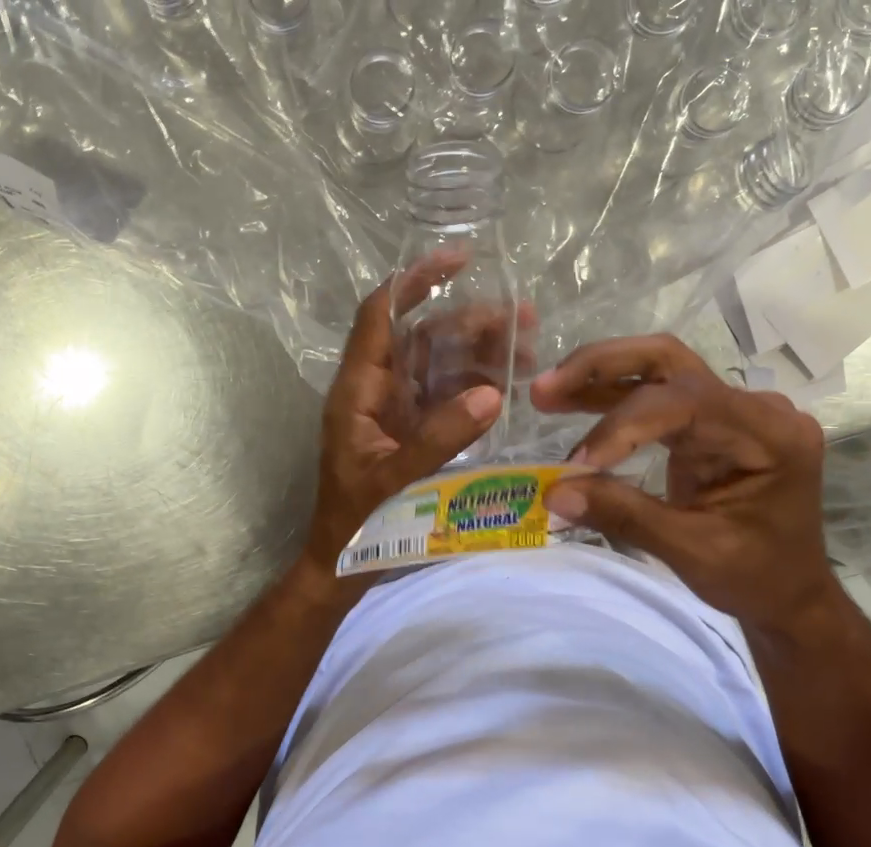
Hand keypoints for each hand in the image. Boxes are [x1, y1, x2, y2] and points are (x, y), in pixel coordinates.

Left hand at [301, 252, 509, 575]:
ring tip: (529, 348)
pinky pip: (446, 398)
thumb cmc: (355, 522)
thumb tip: (492, 393)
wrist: (341, 564)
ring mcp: (395, 414)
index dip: (414, 281)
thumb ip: (439, 438)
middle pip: (421, 337)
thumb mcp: (394, 480)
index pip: (380, 317)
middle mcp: (375, 393)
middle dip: (469, 321)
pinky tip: (509, 386)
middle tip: (524, 317)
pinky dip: (476, 388)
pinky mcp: (412, 435)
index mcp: (356, 392)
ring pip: (438, 366)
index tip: (460, 259)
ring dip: (480, 353)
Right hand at [531, 333, 840, 633]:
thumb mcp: (690, 551)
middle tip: (545, 389)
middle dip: (603, 368)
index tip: (576, 467)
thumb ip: (624, 515)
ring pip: (659, 370)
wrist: (790, 595)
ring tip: (545, 394)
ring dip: (599, 379)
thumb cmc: (755, 577)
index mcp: (769, 436)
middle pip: (670, 361)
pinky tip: (573, 408)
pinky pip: (658, 400)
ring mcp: (734, 413)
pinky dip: (613, 403)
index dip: (622, 427)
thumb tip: (553, 494)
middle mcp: (756, 409)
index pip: (684, 403)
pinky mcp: (712, 426)